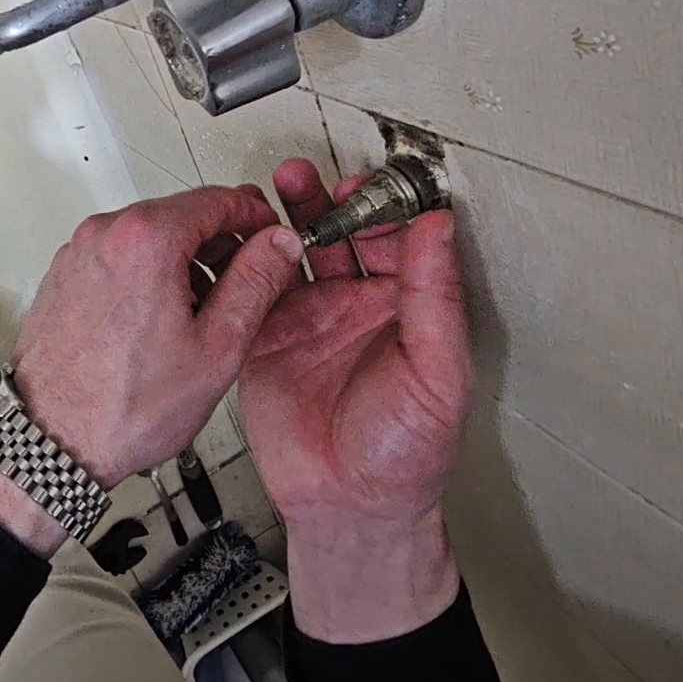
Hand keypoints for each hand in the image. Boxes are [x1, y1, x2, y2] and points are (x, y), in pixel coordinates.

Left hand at [10, 186, 305, 488]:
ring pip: (149, 235)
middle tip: (250, 276)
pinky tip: (164, 316)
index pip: (216, 199)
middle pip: (180, 213)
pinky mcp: (66, 273)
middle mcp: (105, 233)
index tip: (271, 235)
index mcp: (145, 239)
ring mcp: (79, 252)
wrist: (52, 437)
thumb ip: (256, 282)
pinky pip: (120, 255)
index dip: (254, 215)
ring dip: (185, 258)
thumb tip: (277, 244)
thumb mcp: (217, 346)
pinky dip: (149, 271)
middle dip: (221, 240)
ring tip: (208, 308)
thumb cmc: (126, 405)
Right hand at [238, 158, 472, 642]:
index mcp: (402, 309)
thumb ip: (434, 298)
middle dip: (325, 200)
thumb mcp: (436, 374)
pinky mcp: (264, 334)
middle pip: (338, 236)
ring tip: (277, 188)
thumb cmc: (403, 455)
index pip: (395, 239)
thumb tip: (438, 228)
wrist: (343, 504)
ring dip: (285, 218)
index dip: (382, 205)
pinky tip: (243, 236)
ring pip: (293, 253)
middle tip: (309, 177)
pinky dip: (246, 258)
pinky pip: (253, 286)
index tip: (368, 181)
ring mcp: (306, 317)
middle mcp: (353, 305)